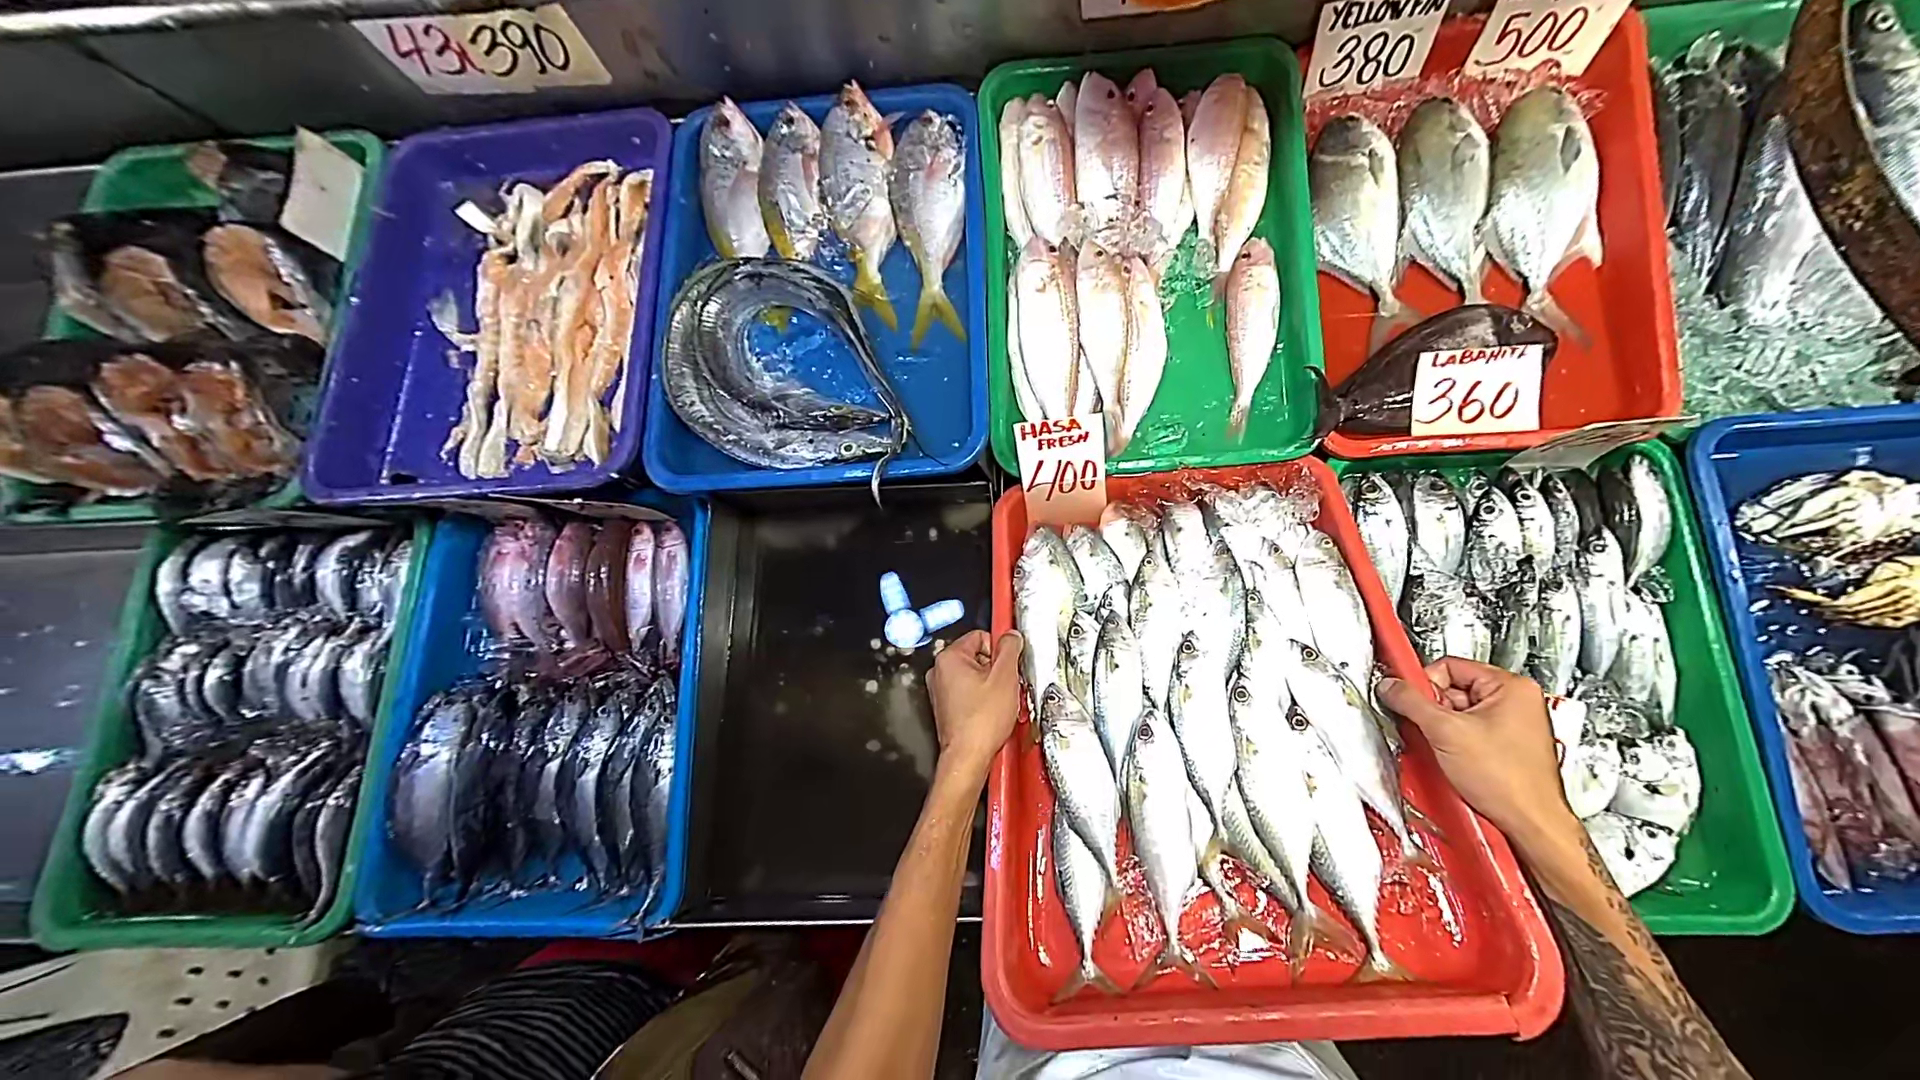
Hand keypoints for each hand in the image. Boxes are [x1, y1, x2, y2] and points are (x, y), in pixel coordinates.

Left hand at [926, 629, 1023, 782]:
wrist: (968, 757)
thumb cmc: (980, 723)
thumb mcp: (1005, 677)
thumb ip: (1009, 648)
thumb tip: (1011, 636)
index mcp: (949, 658)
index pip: (981, 636)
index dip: (1000, 649)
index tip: (1009, 662)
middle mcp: (940, 671)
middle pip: (979, 656)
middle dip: (997, 670)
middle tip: (1007, 685)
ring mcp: (942, 690)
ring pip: (977, 676)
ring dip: (993, 686)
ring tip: (1000, 702)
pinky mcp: (948, 707)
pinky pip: (971, 693)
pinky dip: (984, 699)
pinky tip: (992, 712)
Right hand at [1377, 657, 1581, 853]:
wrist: (1530, 824)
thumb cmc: (1509, 781)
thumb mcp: (1445, 731)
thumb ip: (1410, 701)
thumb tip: (1390, 685)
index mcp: (1511, 687)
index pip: (1448, 666)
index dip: (1424, 683)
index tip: (1408, 697)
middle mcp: (1516, 702)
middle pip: (1449, 690)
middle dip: (1431, 710)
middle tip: (1431, 729)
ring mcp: (1511, 724)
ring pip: (1454, 712)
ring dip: (1439, 729)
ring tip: (1445, 748)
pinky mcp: (1503, 744)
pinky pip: (1463, 730)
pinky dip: (1449, 741)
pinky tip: (1452, 757)